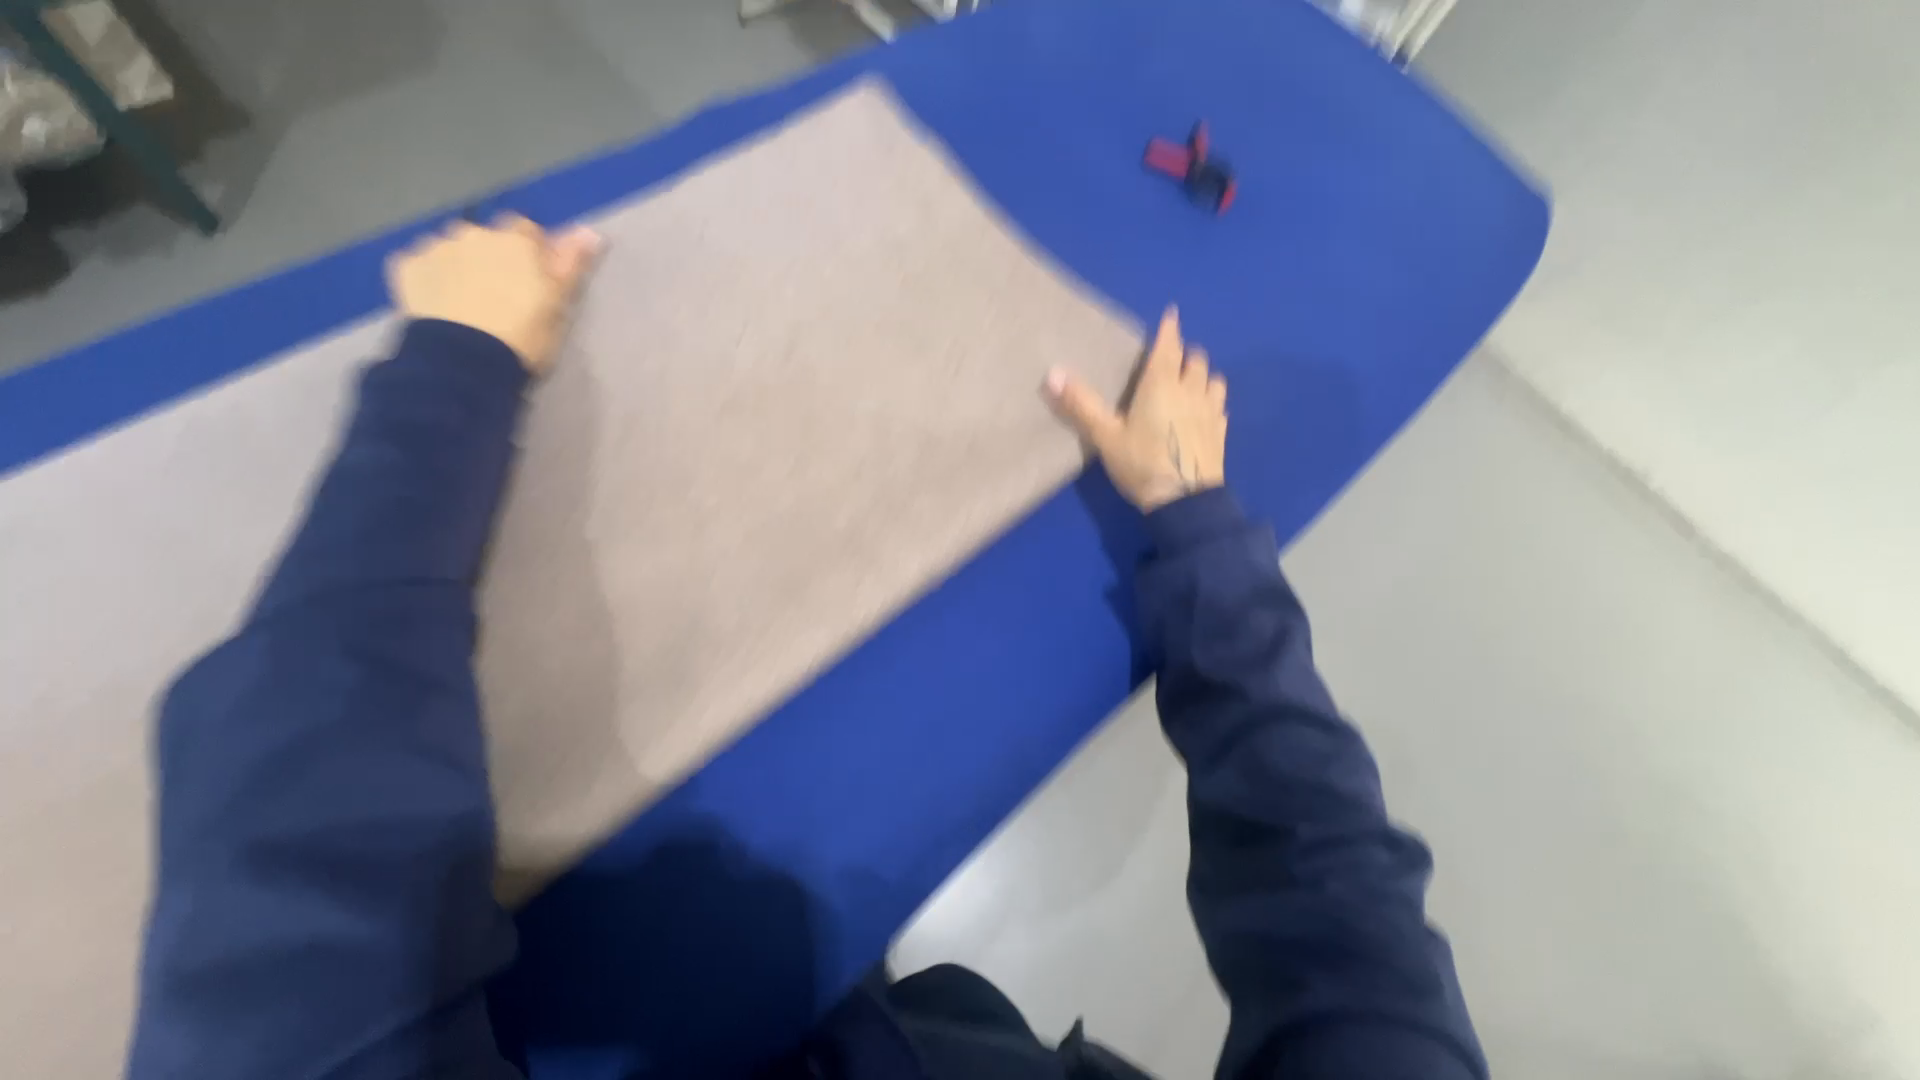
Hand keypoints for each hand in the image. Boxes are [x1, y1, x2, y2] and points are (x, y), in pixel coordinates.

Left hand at [386, 214, 601, 375]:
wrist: (464, 361)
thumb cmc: (523, 335)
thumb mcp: (559, 304)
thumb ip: (571, 264)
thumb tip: (590, 232)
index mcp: (516, 240)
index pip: (527, 230)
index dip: (530, 253)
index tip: (533, 280)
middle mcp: (473, 232)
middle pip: (485, 237)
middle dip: (491, 256)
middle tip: (499, 294)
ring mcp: (435, 247)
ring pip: (452, 249)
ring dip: (460, 265)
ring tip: (466, 302)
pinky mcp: (406, 266)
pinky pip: (421, 265)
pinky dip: (430, 279)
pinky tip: (439, 305)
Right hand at [1045, 306, 1225, 511]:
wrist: (1184, 502)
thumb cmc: (1142, 463)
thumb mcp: (1105, 436)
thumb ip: (1081, 404)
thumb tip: (1052, 372)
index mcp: (1161, 383)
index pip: (1169, 346)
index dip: (1169, 329)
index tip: (1171, 314)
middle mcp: (1190, 390)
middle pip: (1196, 359)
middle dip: (1185, 354)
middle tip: (1172, 359)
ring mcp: (1210, 411)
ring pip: (1214, 380)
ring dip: (1203, 375)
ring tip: (1191, 382)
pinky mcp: (1220, 433)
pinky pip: (1220, 407)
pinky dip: (1212, 401)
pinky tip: (1204, 411)